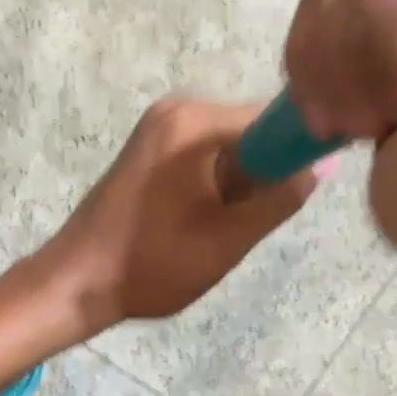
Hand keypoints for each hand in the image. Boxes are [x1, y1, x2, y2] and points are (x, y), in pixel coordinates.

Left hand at [46, 99, 324, 328]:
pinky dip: (208, 188)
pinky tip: (190, 224)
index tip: (295, 196)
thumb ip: (282, 197)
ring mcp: (154, 130)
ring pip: (227, 151)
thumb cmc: (149, 265)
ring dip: (234, 187)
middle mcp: (175, 110)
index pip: (279, 119)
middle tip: (241, 224)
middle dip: (260, 175)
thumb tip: (323, 163)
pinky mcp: (143, 153)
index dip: (299, 155)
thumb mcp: (228, 239)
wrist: (72, 285)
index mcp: (194, 120)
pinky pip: (198, 160)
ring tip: (212, 228)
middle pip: (251, 133)